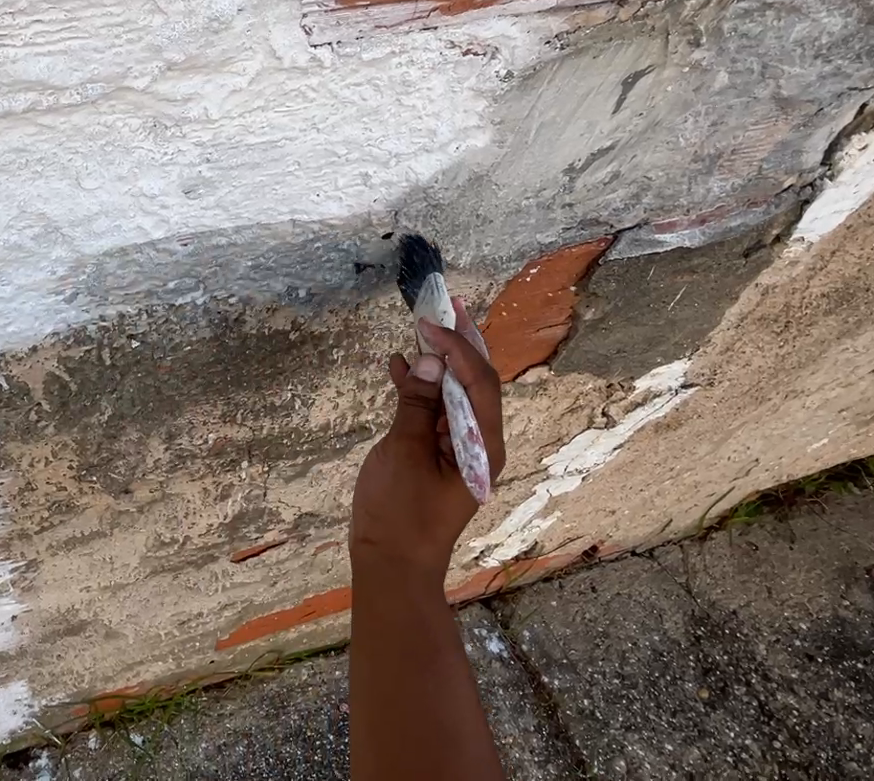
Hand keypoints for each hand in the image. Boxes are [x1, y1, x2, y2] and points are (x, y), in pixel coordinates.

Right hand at [350, 314, 503, 583]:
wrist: (391, 563)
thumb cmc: (399, 512)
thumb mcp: (404, 452)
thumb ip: (418, 405)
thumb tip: (429, 362)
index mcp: (482, 446)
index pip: (479, 383)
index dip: (457, 348)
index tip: (429, 324)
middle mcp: (479, 443)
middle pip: (475, 383)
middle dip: (458, 345)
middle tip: (442, 309)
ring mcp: (459, 449)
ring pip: (454, 394)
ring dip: (437, 363)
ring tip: (419, 329)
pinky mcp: (438, 454)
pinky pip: (434, 412)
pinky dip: (419, 389)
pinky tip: (400, 368)